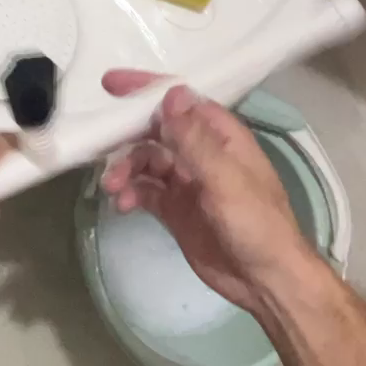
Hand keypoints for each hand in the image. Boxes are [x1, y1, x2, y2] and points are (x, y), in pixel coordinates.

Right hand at [99, 71, 317, 316]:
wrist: (265, 281)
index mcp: (222, 137)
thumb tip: (171, 94)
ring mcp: (186, 181)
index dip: (146, 90)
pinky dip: (129, 193)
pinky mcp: (175, 209)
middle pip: (156, 131)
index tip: (110, 85)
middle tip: (99, 146)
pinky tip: (122, 205)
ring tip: (113, 188)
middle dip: (127, 136)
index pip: (180, 101)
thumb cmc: (257, 224)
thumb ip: (195, 140)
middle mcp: (202, 153)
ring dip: (126, 169)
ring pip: (146, 162)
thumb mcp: (226, 179)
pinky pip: (144, 191)